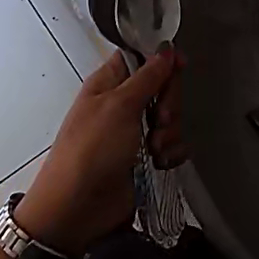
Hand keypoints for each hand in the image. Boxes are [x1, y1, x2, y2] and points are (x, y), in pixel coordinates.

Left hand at [13, 47, 184, 257]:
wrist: (78, 209)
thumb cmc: (90, 151)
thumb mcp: (119, 106)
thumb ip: (148, 76)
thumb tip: (166, 49)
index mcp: (108, 84)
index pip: (141, 57)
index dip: (161, 59)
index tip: (179, 66)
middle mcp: (122, 105)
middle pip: (162, 87)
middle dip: (169, 103)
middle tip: (159, 118)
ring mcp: (134, 132)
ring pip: (170, 118)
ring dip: (170, 132)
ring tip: (153, 148)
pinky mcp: (146, 158)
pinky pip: (172, 146)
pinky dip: (171, 153)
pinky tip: (160, 162)